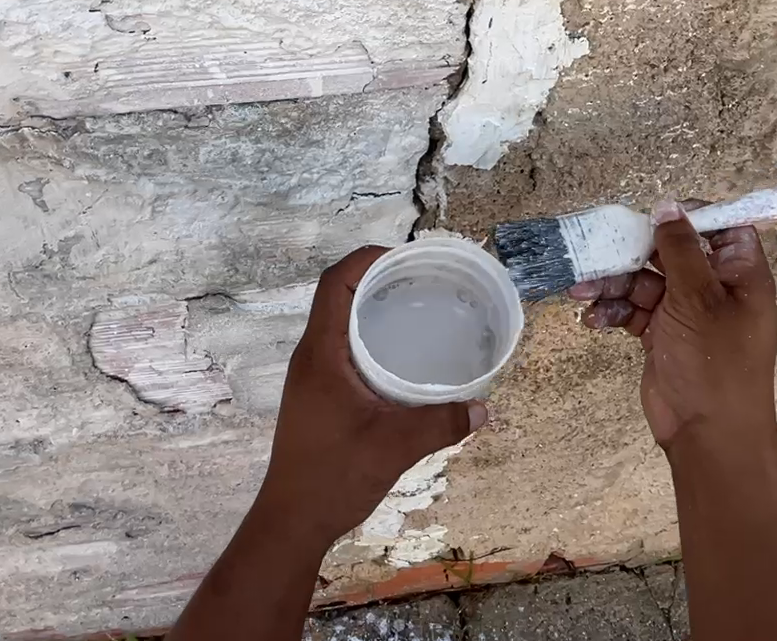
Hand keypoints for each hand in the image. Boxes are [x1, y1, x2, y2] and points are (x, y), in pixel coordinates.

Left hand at [256, 246, 487, 546]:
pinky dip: (367, 334)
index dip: (365, 259)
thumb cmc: (333, 476)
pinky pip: (341, 344)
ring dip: (369, 305)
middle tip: (419, 279)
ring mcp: (311, 373)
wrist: (292, 521)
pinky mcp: (316, 391)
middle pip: (336, 295)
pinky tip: (398, 355)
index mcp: (321, 352)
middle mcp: (311, 354)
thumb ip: (440, 424)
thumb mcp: (394, 446)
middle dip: (374, 276)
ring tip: (414, 307)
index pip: (334, 283)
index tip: (404, 256)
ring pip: (337, 320)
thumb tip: (484, 408)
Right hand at [570, 202, 776, 452]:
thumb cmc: (715, 363)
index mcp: (739, 275)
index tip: (654, 214)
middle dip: (631, 253)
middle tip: (598, 251)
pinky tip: (593, 319)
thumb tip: (667, 205)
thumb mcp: (698, 299)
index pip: (723, 228)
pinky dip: (612, 310)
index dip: (691, 216)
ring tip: (580, 291)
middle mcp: (713, 288)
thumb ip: (680, 249)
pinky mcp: (660, 333)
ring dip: (612, 284)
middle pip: (670, 252)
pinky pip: (633, 309)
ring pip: (644, 280)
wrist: (706, 435)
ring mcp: (685, 312)